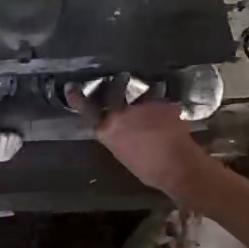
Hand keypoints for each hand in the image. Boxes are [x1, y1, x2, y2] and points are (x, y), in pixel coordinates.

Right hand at [71, 93, 215, 197]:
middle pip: (114, 89)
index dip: (77, 97)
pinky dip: (163, 105)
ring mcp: (142, 106)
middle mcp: (120, 114)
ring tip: (152, 98)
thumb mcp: (122, 153)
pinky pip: (160, 100)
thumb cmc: (148, 170)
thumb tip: (120, 127)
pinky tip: (168, 113)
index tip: (71, 87)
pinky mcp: (162, 104)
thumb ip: (116, 135)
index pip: (87, 109)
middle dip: (118, 83)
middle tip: (121, 77)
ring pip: (141, 92)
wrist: (177, 168)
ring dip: (145, 94)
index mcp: (106, 130)